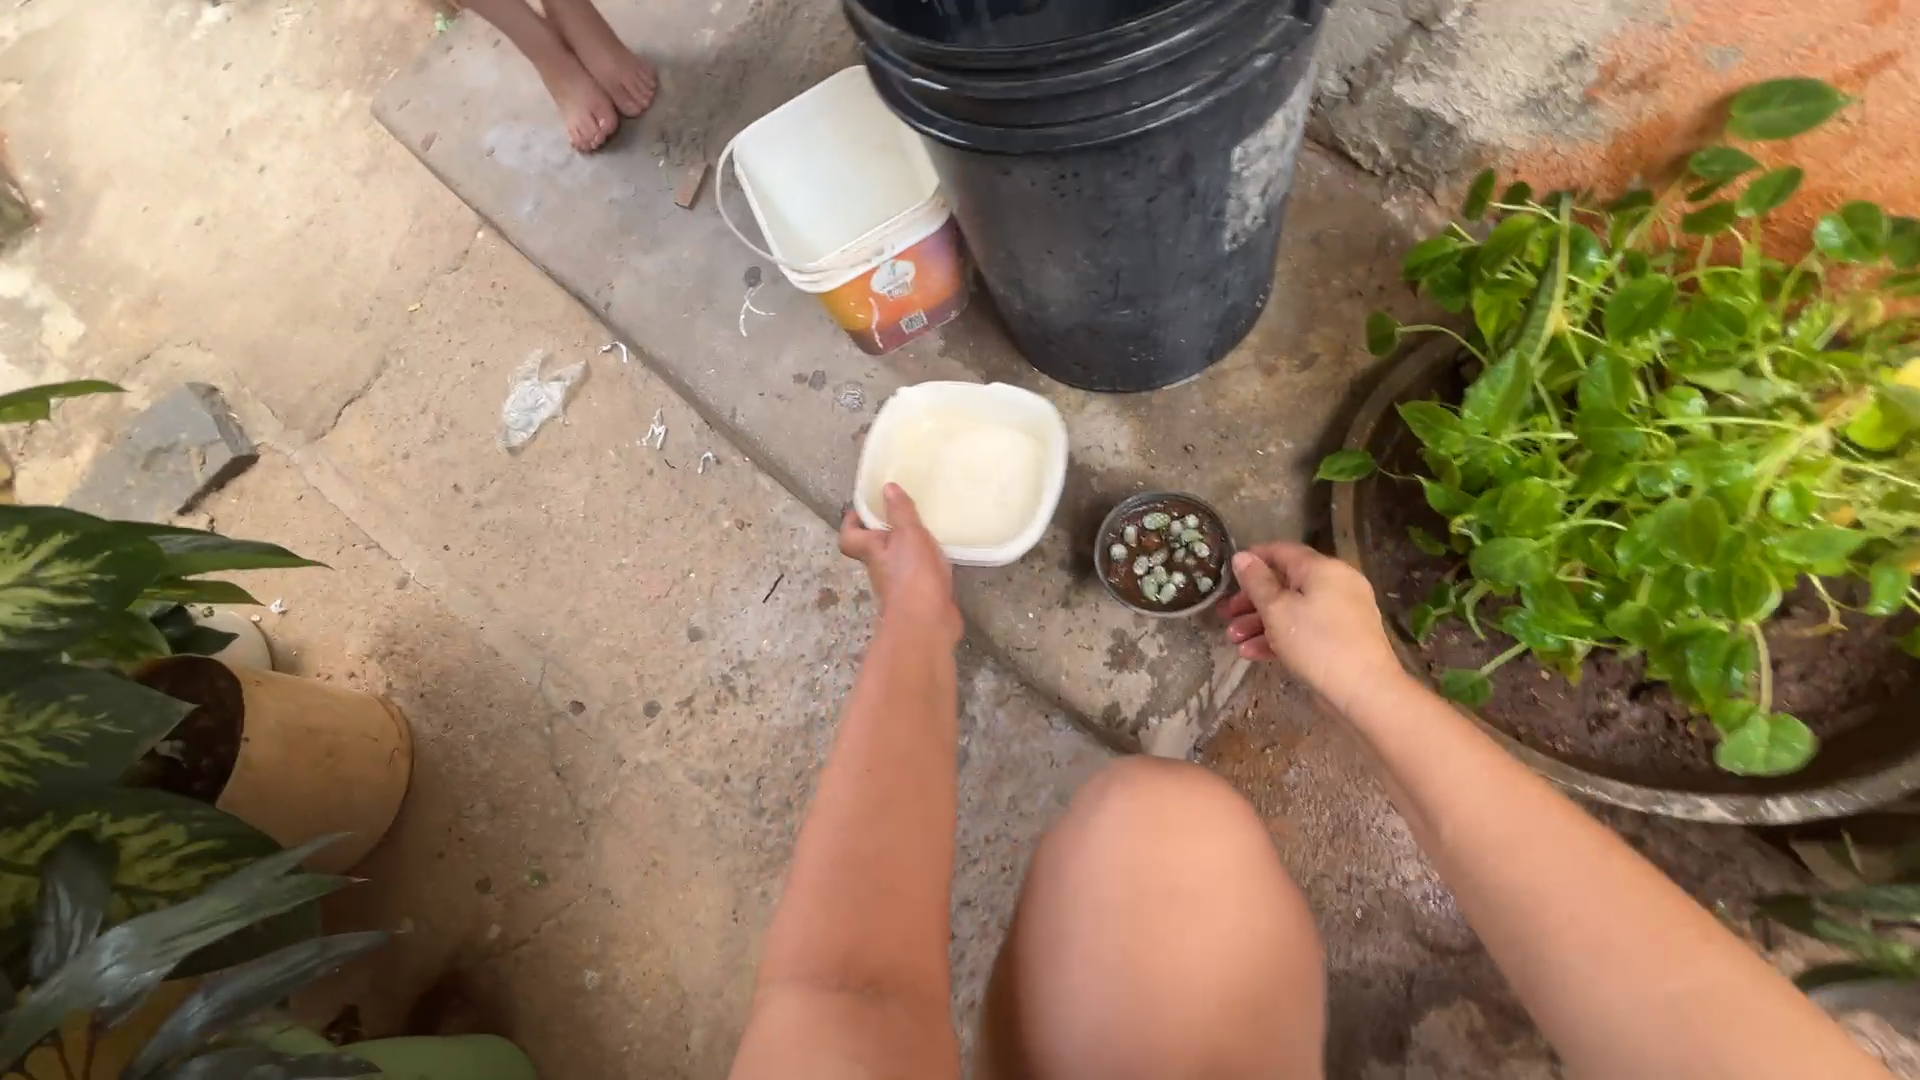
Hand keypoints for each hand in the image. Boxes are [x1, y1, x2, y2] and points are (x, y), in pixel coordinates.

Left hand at [839, 483, 962, 645]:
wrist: (927, 624)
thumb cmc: (912, 577)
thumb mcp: (908, 535)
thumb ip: (900, 512)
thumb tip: (887, 487)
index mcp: (872, 551)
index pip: (849, 536)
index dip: (853, 521)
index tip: (867, 506)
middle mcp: (881, 568)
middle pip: (874, 547)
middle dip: (885, 530)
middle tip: (903, 510)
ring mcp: (900, 583)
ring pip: (898, 559)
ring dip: (908, 546)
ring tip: (928, 526)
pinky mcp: (921, 594)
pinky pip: (920, 572)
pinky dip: (928, 562)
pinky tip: (944, 552)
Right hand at [1222, 542, 1401, 707]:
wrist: (1364, 691)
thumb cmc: (1316, 643)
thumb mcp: (1277, 610)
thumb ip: (1256, 582)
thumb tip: (1241, 556)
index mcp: (1322, 569)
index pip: (1282, 551)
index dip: (1253, 559)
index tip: (1228, 572)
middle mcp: (1336, 584)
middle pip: (1285, 584)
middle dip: (1251, 600)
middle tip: (1226, 614)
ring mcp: (1341, 612)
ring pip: (1293, 609)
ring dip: (1260, 623)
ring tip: (1234, 640)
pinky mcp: (1342, 638)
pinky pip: (1306, 628)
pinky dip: (1281, 637)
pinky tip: (1253, 653)